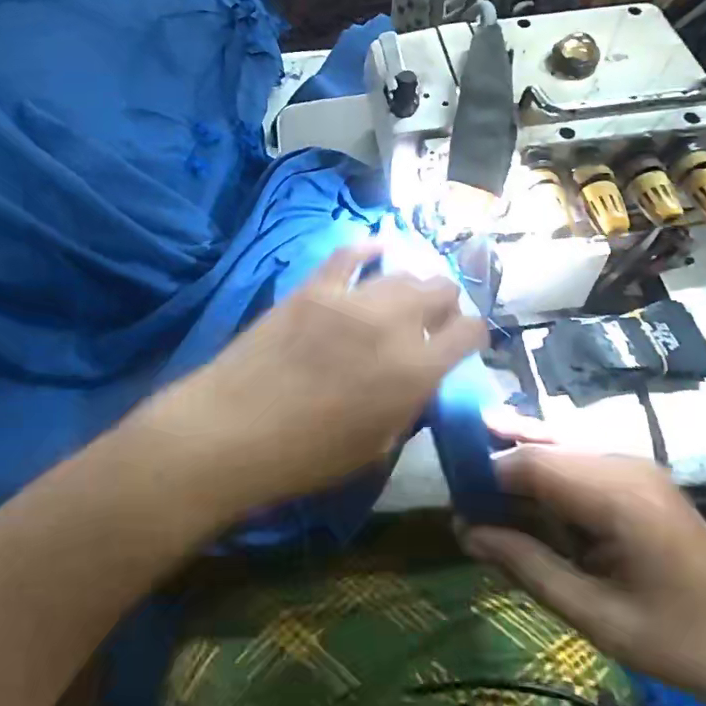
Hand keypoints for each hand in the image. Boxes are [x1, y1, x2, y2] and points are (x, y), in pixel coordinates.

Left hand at [134, 241, 487, 518]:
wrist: (232, 429)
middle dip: (446, 304)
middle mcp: (394, 324)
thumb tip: (419, 378)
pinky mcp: (314, 286)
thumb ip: (408, 404)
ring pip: (402, 271)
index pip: (469, 332)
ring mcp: (351, 298)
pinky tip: (375, 251)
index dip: (473, 334)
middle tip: (432, 321)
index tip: (464, 341)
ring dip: (412, 284)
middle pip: (441, 290)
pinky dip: (368, 250)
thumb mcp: (376, 445)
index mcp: (417, 370)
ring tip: (403, 297)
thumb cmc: (306, 455)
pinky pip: (349, 254)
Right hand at [459, 449, 705, 705]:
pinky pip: (578, 455)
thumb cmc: (674, 638)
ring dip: (519, 455)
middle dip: (498, 457)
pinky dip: (545, 465)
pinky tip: (522, 482)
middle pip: (544, 444)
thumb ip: (527, 566)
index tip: (455, 498)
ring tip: (476, 469)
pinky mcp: (637, 472)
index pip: (534, 464)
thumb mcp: (595, 616)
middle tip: (457, 479)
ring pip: (559, 442)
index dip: (487, 473)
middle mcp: (626, 465)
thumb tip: (466, 531)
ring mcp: (635, 463)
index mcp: (620, 498)